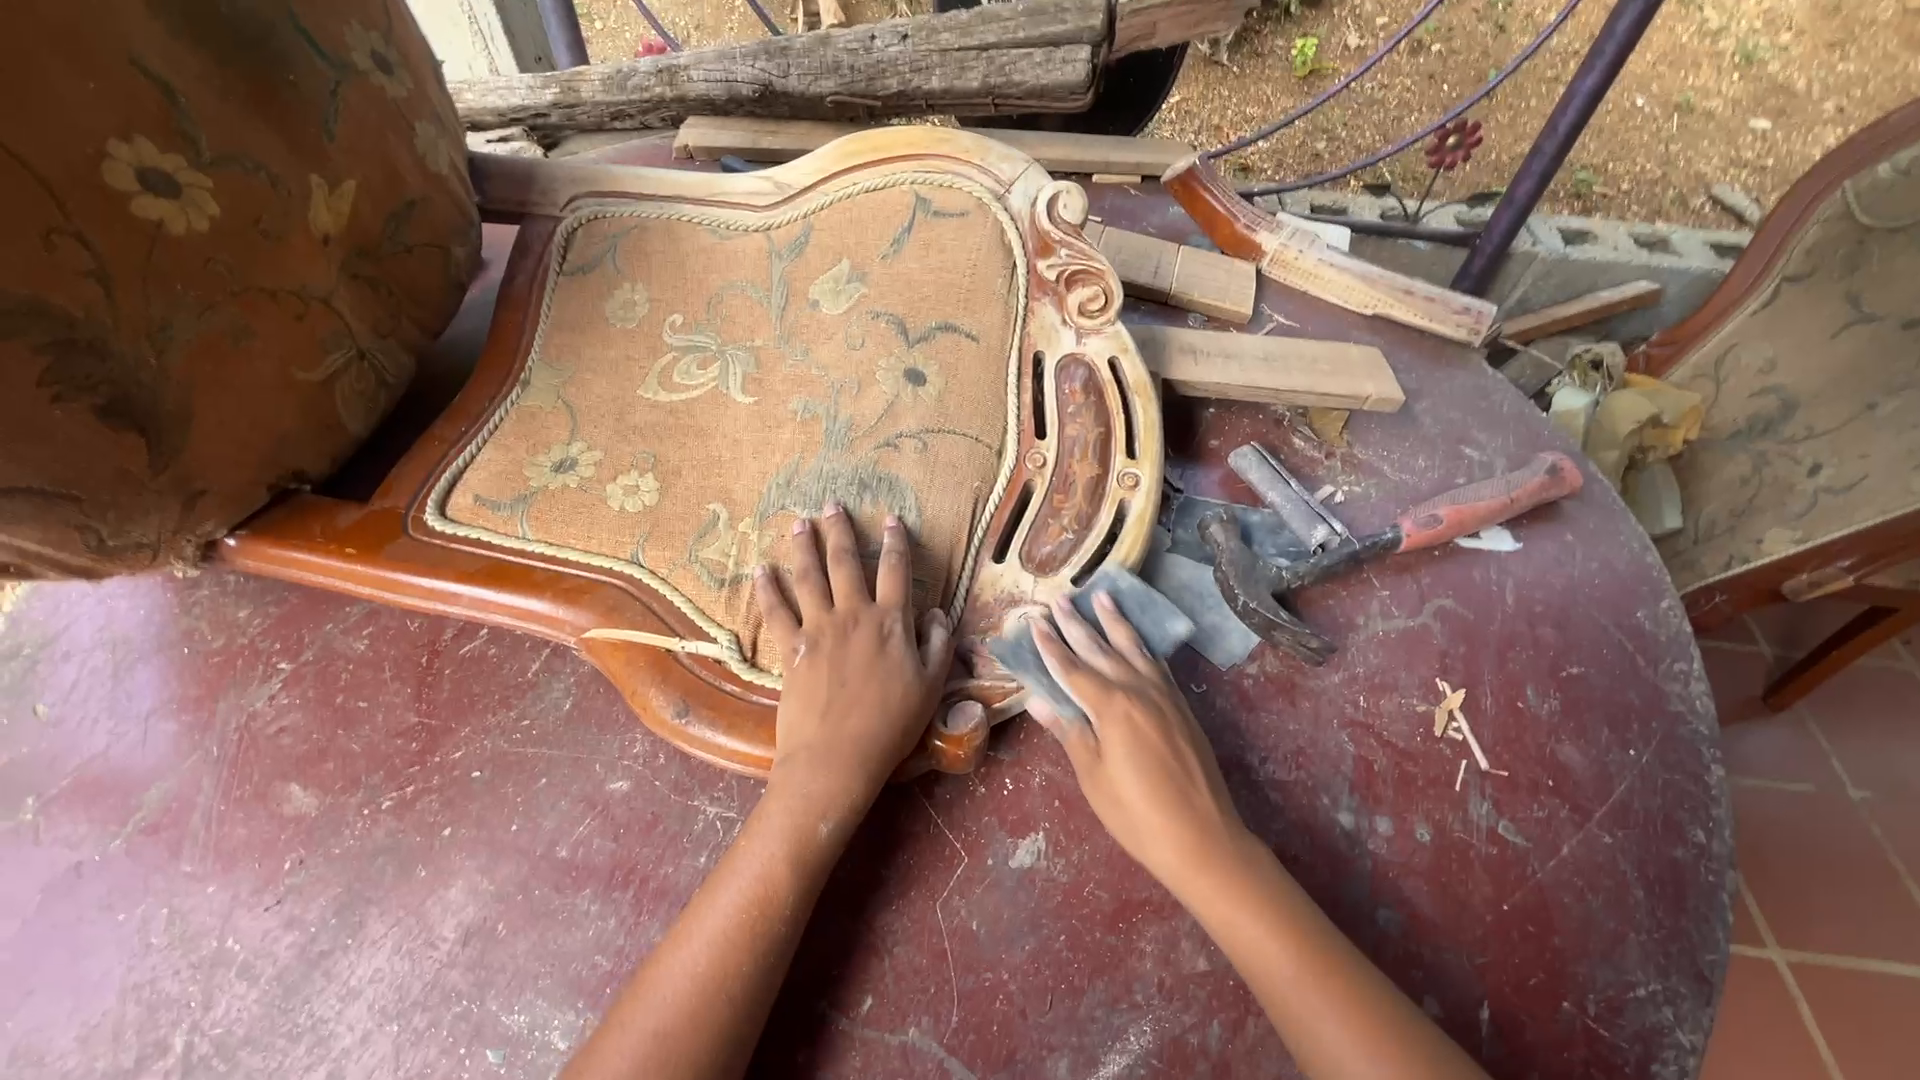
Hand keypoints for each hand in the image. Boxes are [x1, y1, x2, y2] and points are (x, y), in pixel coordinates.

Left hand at [755, 502, 954, 813]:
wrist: (838, 758)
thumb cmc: (892, 726)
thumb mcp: (931, 686)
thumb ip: (938, 644)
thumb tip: (936, 612)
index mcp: (892, 622)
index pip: (895, 570)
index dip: (895, 542)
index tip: (892, 520)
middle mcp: (854, 615)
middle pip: (846, 562)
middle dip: (840, 530)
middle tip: (832, 505)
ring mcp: (819, 629)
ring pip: (809, 577)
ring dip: (803, 547)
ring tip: (798, 524)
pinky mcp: (790, 649)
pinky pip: (776, 610)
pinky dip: (767, 588)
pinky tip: (760, 570)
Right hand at [1027, 592, 1253, 890]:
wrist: (1201, 836)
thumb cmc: (1136, 813)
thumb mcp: (1093, 776)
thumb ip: (1069, 732)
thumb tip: (1039, 700)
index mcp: (1111, 706)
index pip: (1072, 668)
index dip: (1051, 645)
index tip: (1036, 621)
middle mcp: (1138, 690)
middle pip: (1101, 649)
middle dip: (1078, 624)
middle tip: (1061, 598)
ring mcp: (1164, 696)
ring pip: (1134, 648)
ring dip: (1115, 622)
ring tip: (1103, 597)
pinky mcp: (1181, 707)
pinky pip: (1157, 664)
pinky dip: (1142, 647)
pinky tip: (1137, 640)